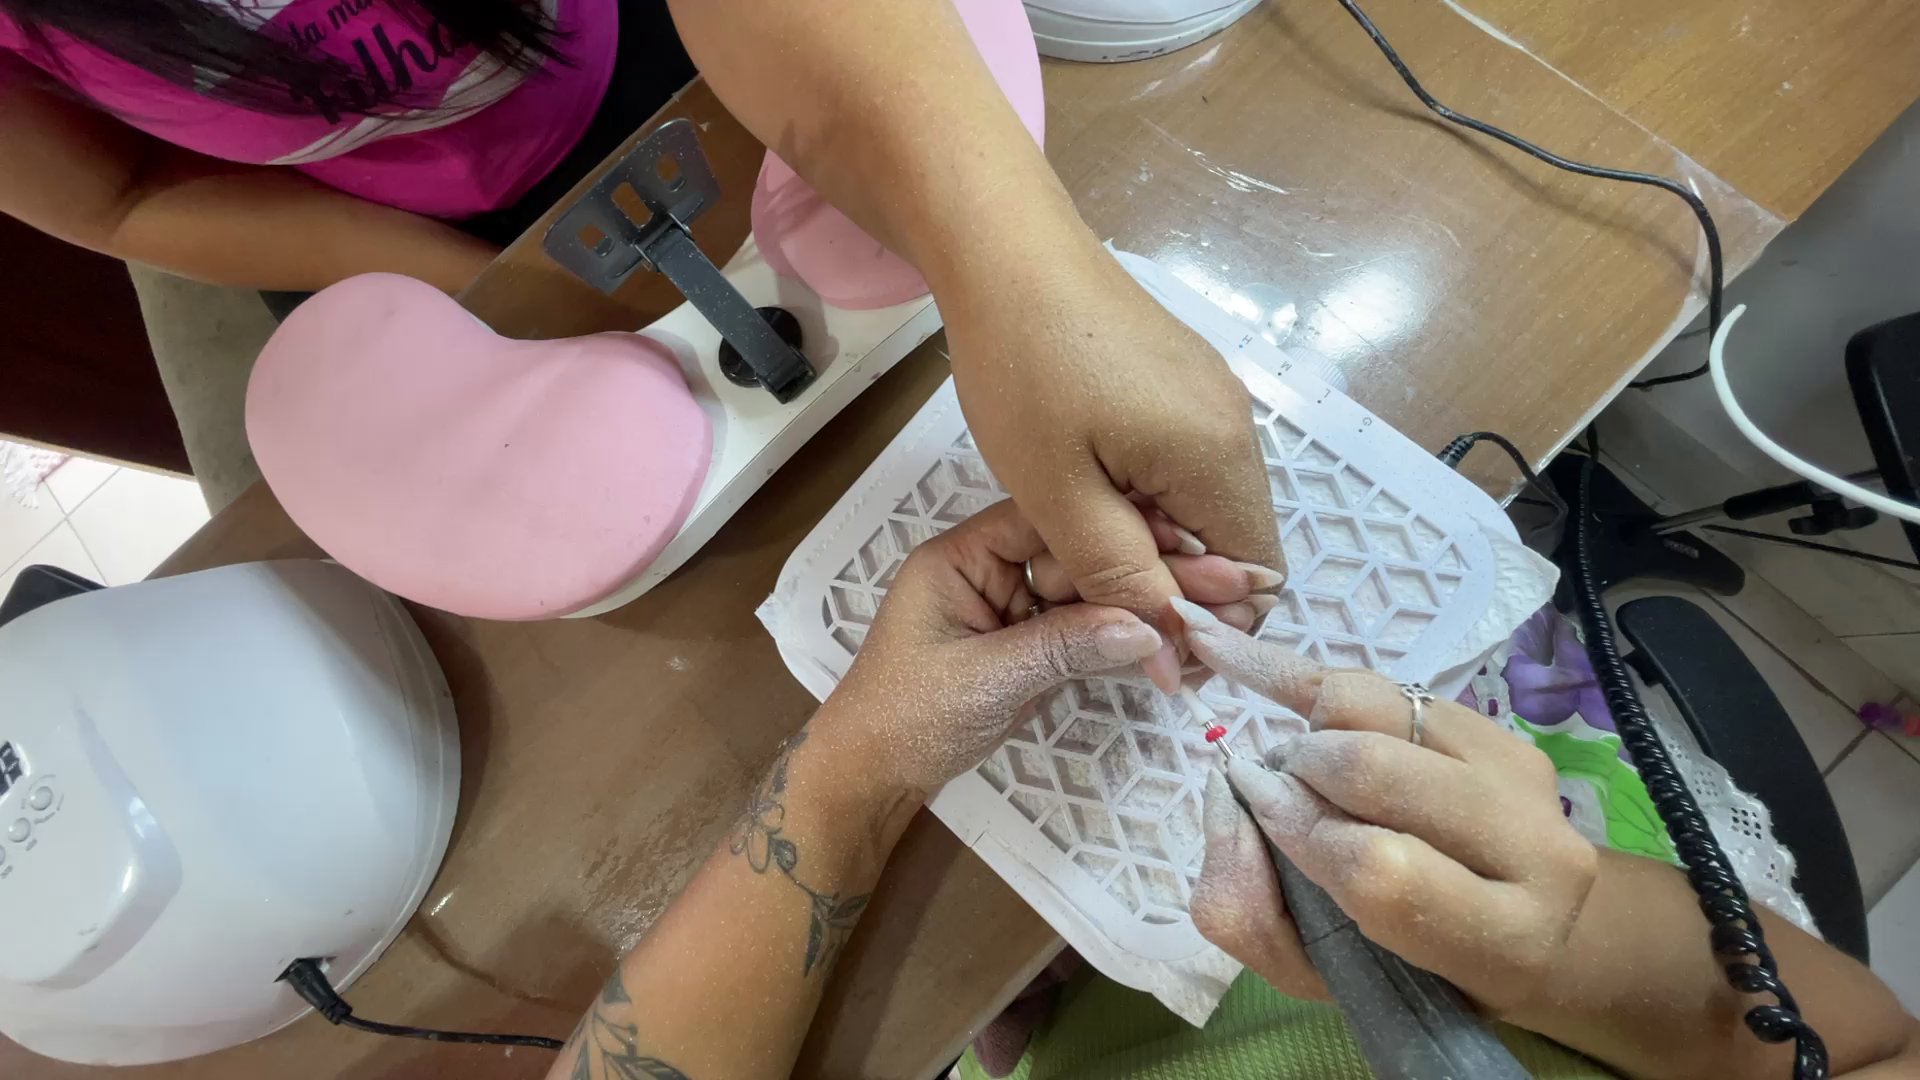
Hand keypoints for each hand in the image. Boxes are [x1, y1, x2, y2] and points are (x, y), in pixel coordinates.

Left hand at [812, 501, 1269, 798]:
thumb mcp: (986, 677)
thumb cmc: (908, 716)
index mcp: (965, 555)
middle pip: (1081, 557)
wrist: (875, 776)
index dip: (1119, 526)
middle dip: (1148, 572)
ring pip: (1091, 595)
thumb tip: (1153, 628)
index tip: (1188, 536)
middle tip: (1230, 581)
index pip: (1050, 520)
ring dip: (1146, 606)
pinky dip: (1126, 638)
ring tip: (1220, 611)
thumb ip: (1066, 645)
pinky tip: (1177, 638)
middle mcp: (993, 569)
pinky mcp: (1031, 644)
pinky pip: (1086, 630)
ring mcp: (1015, 608)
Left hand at [946, 251, 1282, 692]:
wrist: (1006, 254)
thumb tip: (1172, 656)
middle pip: (1234, 542)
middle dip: (1174, 586)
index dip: (1208, 626)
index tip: (1142, 645)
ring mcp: (1212, 396)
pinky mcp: (1183, 381)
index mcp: (1220, 457)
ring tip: (1084, 546)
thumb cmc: (1024, 374)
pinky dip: (1149, 499)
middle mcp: (1236, 426)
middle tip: (1094, 596)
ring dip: (1154, 543)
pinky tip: (1093, 494)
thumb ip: (1121, 577)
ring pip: (1203, 505)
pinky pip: (1184, 465)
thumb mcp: (1060, 494)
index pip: (1256, 577)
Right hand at [1178, 600, 1599, 1014]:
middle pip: (1372, 768)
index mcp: (1501, 937)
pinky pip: (1360, 678)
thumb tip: (1228, 795)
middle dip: (1295, 773)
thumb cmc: (1401, 960)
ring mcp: (1512, 770)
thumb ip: (1246, 912)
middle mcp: (1531, 848)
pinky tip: (1212, 643)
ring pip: (1364, 707)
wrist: (1509, 918)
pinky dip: (1276, 665)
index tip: (1259, 815)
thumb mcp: (1316, 974)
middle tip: (1273, 792)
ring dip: (1303, 731)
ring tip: (1295, 763)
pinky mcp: (1482, 720)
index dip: (1300, 832)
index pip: (1379, 867)